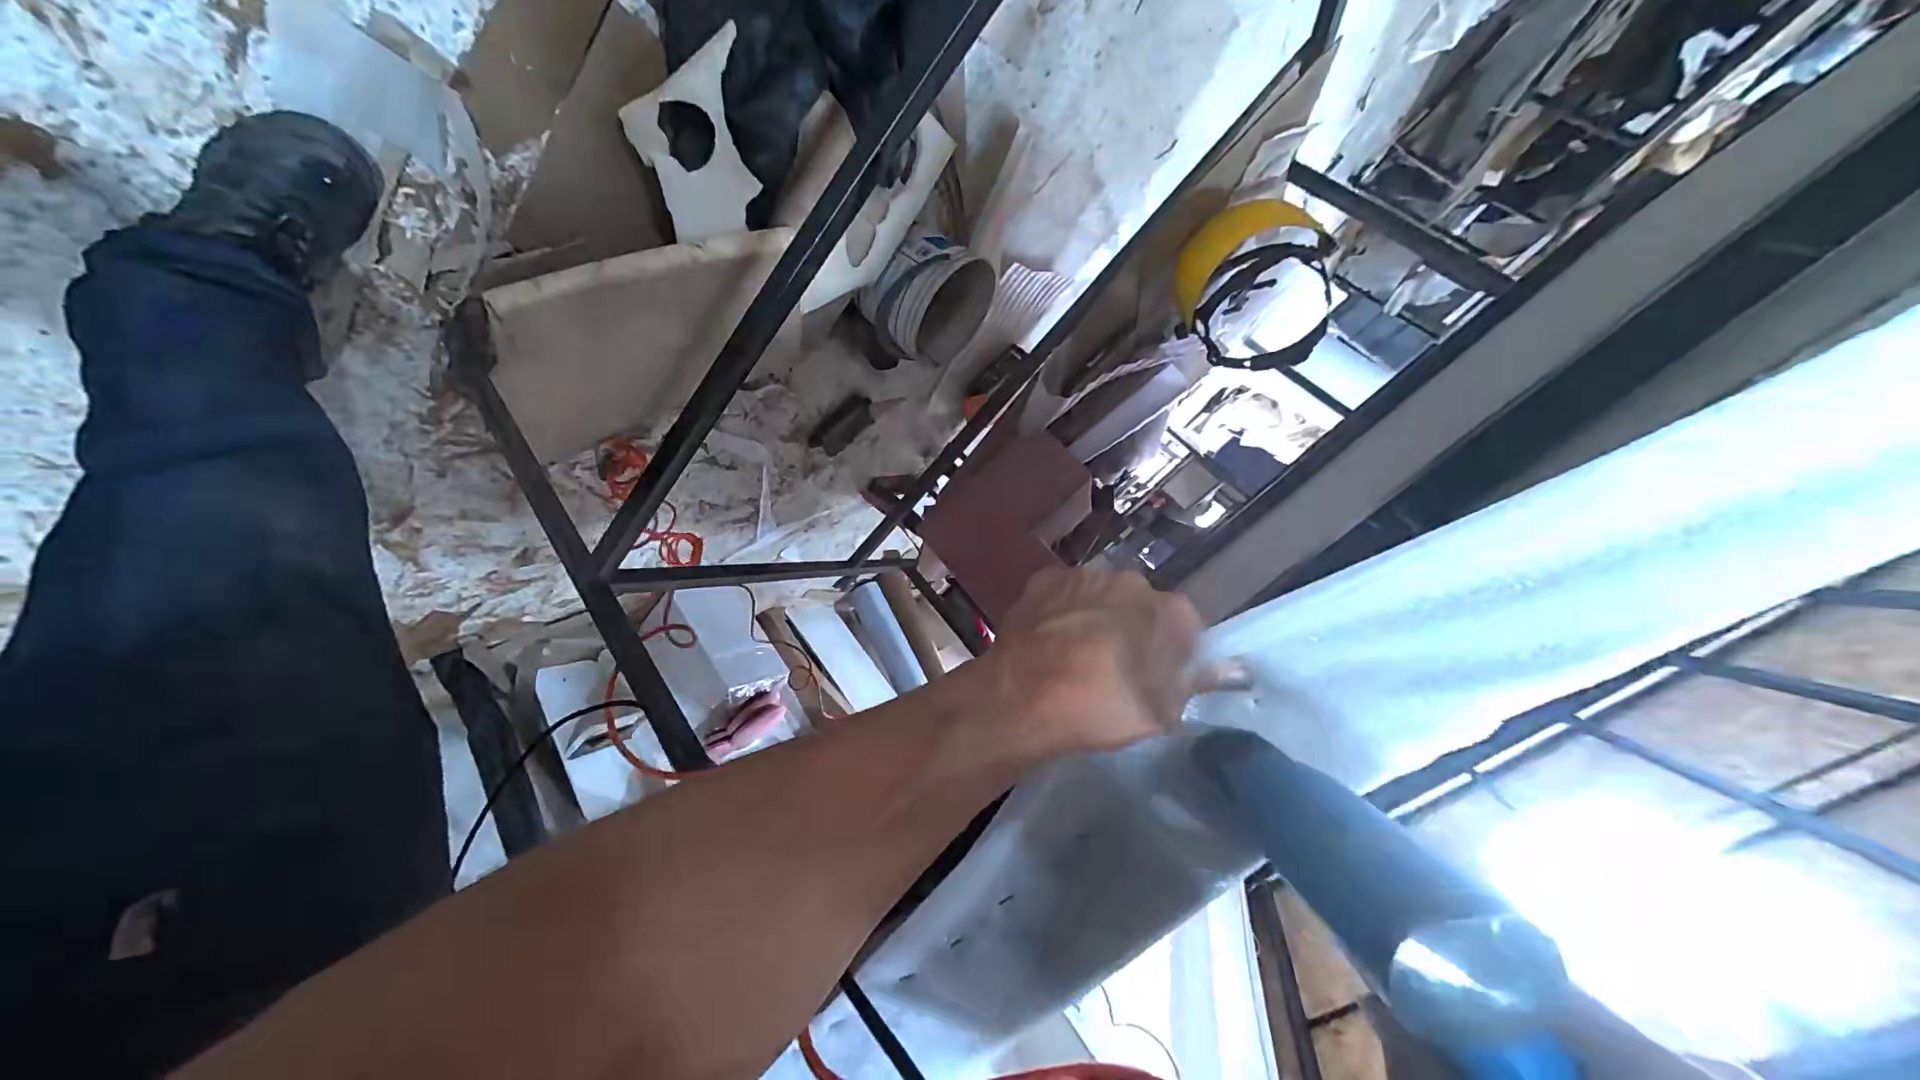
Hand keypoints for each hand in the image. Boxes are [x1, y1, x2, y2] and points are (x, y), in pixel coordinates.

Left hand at [981, 567, 1205, 759]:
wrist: (1021, 698)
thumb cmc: (1098, 709)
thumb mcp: (1159, 713)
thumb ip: (1195, 683)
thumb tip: (1230, 669)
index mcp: (1169, 612)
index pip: (1185, 625)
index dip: (1172, 651)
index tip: (1154, 674)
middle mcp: (1131, 581)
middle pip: (1142, 605)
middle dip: (1133, 628)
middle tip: (1113, 665)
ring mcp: (1085, 575)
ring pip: (1102, 595)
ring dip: (1097, 615)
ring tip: (1076, 652)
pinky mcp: (1045, 578)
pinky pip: (1066, 592)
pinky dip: (1063, 609)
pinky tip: (1050, 638)